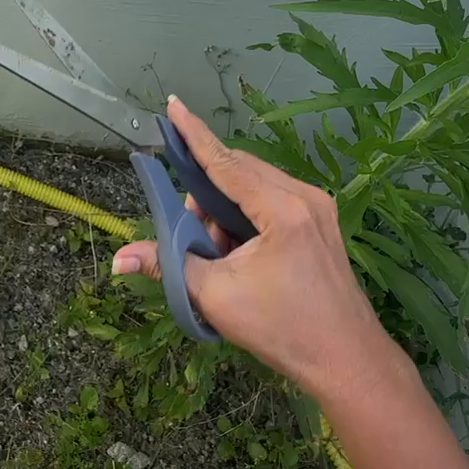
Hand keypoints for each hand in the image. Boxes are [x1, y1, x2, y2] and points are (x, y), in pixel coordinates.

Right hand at [111, 98, 402, 401]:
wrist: (349, 363)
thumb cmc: (282, 329)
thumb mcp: (215, 295)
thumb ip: (166, 265)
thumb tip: (118, 260)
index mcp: (281, 210)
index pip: (224, 162)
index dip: (193, 134)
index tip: (173, 105)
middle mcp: (304, 196)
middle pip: (238, 171)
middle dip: (206, 195)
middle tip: (193, 236)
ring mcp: (318, 206)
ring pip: (253, 184)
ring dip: (225, 208)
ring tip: (219, 252)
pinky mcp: (322, 220)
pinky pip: (271, 197)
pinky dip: (245, 215)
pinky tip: (240, 251)